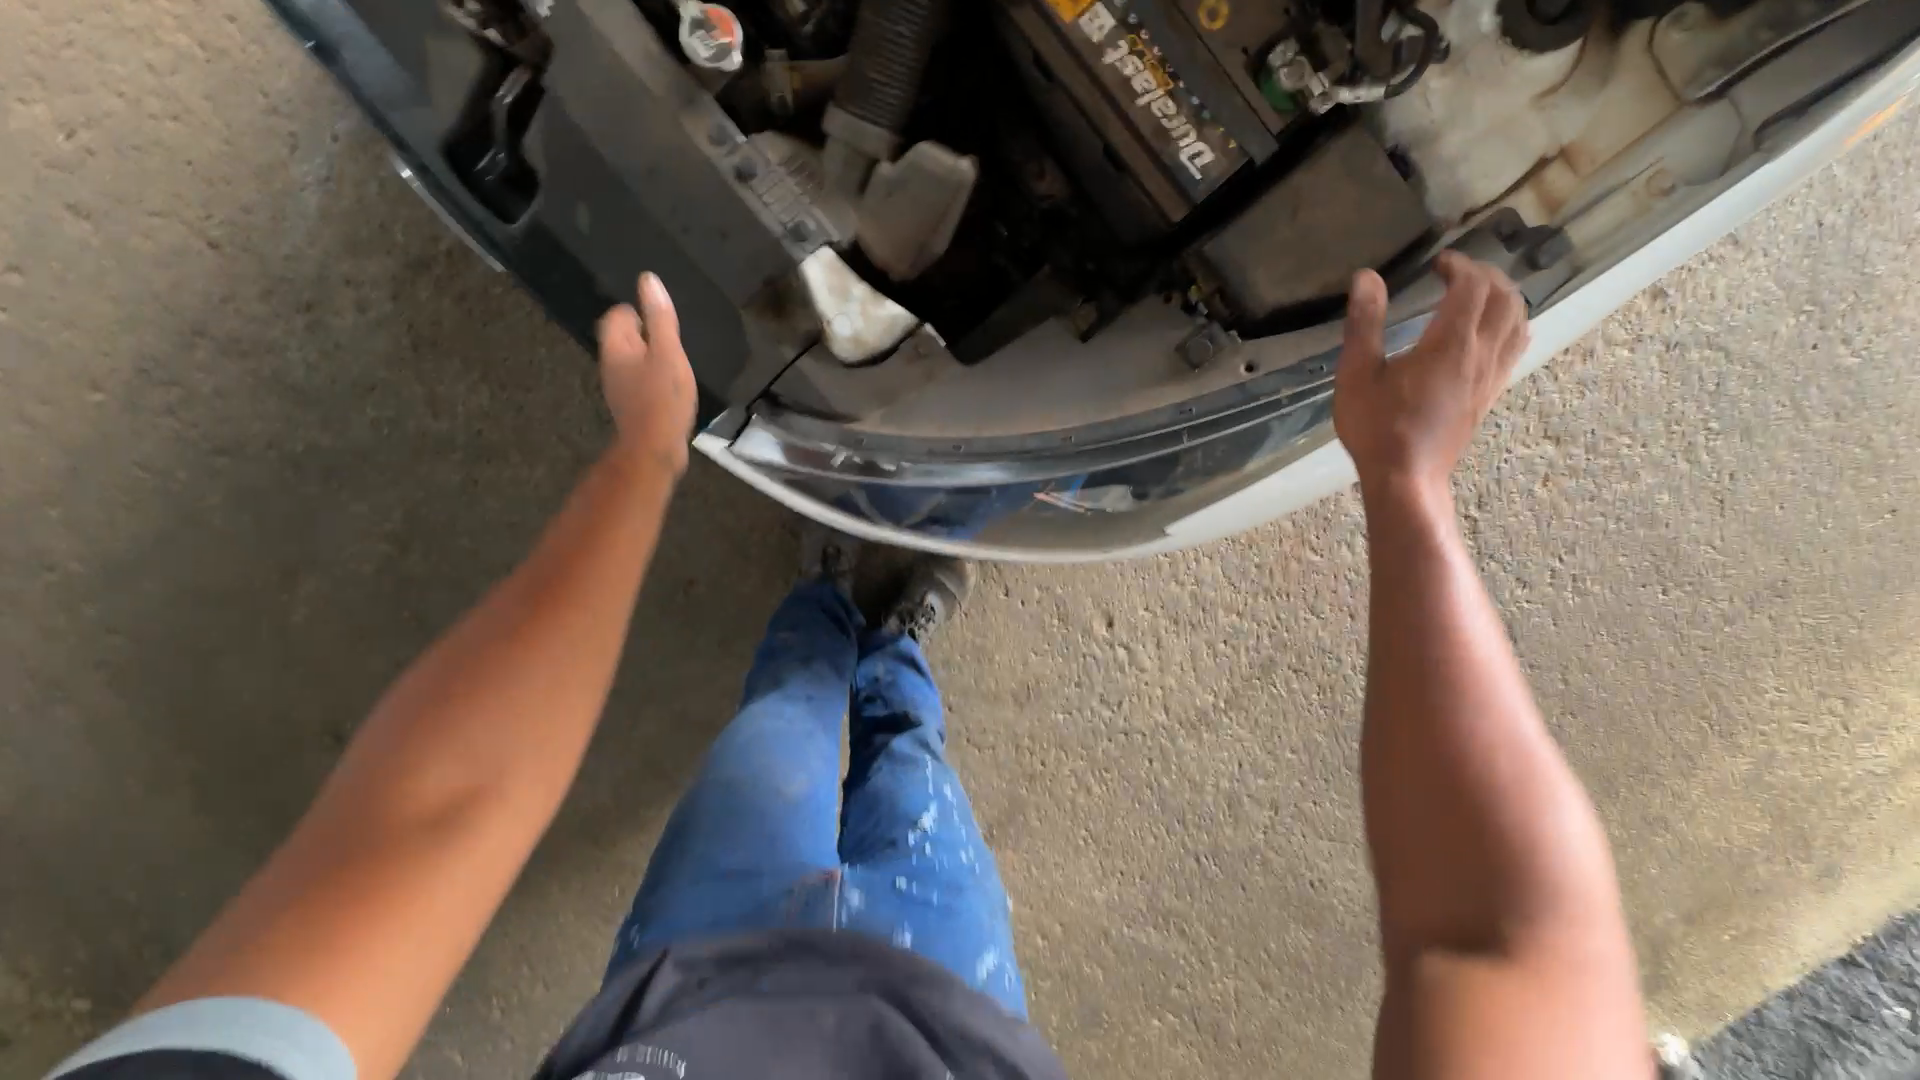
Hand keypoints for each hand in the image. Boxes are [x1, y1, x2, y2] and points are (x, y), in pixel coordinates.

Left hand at [599, 272, 697, 476]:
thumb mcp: (668, 353)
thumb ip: (660, 318)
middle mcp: (610, 366)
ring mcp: (618, 389)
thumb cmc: (663, 398)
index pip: (616, 316)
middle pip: (622, 339)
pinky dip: (652, 379)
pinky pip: (638, 382)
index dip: (636, 312)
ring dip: (650, 359)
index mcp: (616, 348)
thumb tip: (648, 280)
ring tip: (674, 365)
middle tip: (671, 343)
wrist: (655, 449)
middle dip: (645, 335)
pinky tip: (671, 389)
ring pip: (631, 361)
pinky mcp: (631, 407)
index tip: (659, 321)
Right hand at [1333, 253, 1529, 493]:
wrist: (1406, 477)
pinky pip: (1516, 347)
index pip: (1471, 286)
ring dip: (1504, 297)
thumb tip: (1367, 278)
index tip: (1436, 263)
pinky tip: (1491, 331)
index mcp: (1449, 344)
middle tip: (1456, 273)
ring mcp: (1491, 376)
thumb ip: (1364, 324)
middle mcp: (1480, 354)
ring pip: (1518, 320)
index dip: (1458, 265)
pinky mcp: (1490, 394)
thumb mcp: (1357, 374)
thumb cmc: (1376, 427)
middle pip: (1504, 297)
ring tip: (1479, 294)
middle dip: (1485, 275)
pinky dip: (1510, 324)